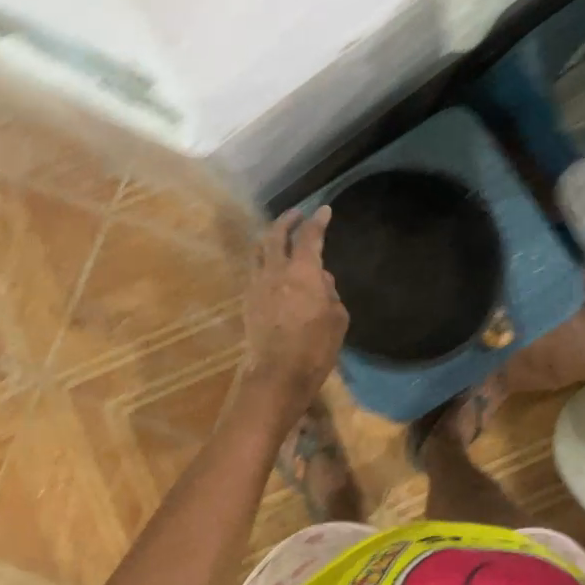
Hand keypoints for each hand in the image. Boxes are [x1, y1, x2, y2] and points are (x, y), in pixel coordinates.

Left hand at [242, 207, 347, 396]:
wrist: (277, 374)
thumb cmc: (315, 347)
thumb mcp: (337, 319)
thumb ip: (330, 293)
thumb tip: (322, 280)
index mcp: (302, 271)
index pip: (309, 236)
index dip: (317, 221)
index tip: (324, 210)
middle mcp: (275, 271)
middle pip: (275, 235)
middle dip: (286, 221)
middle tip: (296, 215)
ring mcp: (257, 286)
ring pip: (258, 251)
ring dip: (269, 239)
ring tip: (277, 237)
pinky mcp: (247, 302)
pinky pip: (254, 272)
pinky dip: (263, 262)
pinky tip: (270, 269)